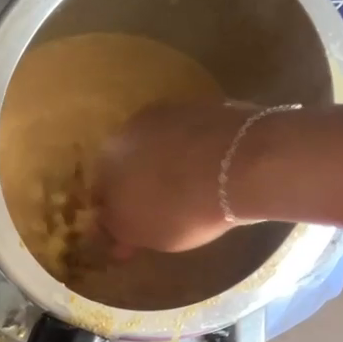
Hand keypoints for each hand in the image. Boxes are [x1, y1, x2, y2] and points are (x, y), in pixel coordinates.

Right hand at [95, 100, 255, 253]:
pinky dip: (193, 156)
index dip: (114, 216)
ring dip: (165, 169)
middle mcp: (130, 129)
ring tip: (187, 193)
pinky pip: (191, 140)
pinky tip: (208, 175)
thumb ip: (117, 232)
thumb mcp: (142, 234)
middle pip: (128, 166)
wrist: (242, 165)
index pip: (100, 193)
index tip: (130, 233)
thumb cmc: (179, 208)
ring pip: (159, 150)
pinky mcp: (206, 107)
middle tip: (157, 214)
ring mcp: (171, 113)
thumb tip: (107, 233)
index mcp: (105, 160)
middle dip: (138, 188)